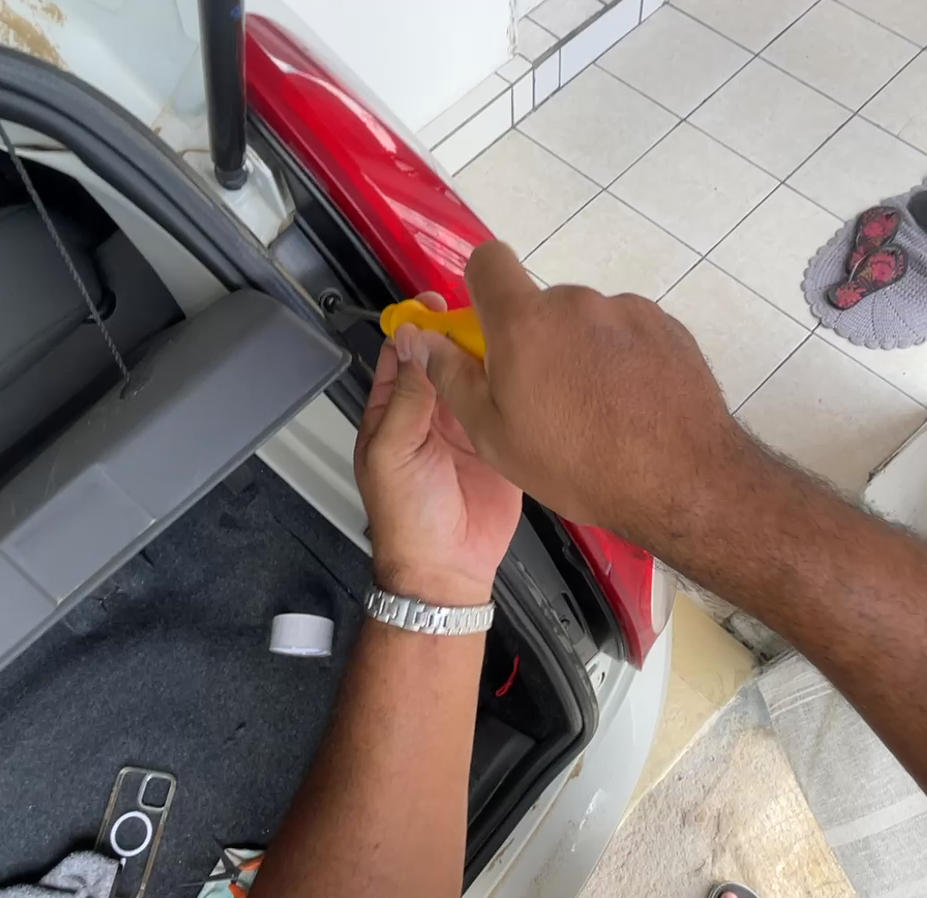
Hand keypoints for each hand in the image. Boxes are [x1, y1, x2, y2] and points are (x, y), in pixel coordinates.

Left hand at [354, 292, 522, 606]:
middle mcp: (432, 412)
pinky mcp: (500, 442)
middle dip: (461, 332)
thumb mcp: (395, 450)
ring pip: (478, 377)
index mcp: (395, 410)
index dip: (419, 325)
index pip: (404, 353)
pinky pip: (506, 406)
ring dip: (490, 355)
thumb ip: (406, 396)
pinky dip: (515, 386)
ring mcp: (469, 426)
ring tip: (513, 331)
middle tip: (487, 311)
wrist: (448, 568)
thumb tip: (412, 337)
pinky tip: (531, 368)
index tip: (439, 300)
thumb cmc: (408, 516)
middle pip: (445, 358)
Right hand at [423, 243, 754, 545]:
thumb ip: (452, 377)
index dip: (480, 289)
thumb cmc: (576, 465)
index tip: (487, 334)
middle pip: (539, 305)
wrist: (680, 479)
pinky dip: (620, 360)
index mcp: (525, 322)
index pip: (488, 261)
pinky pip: (625, 334)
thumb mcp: (495, 435)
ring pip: (584, 323)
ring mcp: (627, 310)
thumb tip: (419, 339)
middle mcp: (576, 301)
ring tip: (596, 413)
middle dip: (534, 341)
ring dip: (579, 353)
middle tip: (544, 401)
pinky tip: (630, 407)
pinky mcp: (666, 326)